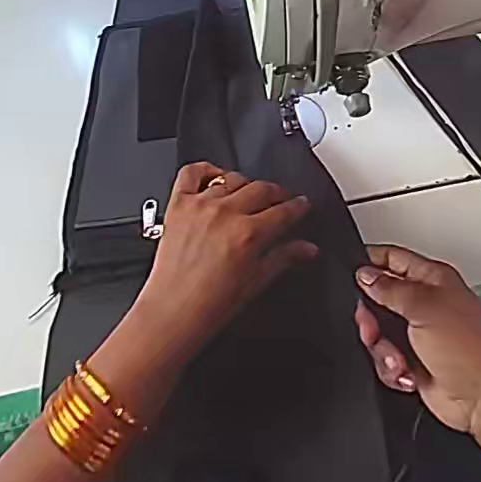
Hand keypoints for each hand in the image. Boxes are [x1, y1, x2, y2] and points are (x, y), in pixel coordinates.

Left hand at [131, 162, 316, 350]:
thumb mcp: (257, 281)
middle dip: (278, 193)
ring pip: (234, 178)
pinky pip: (193, 172)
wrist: (174, 311)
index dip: (299, 206)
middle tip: (281, 200)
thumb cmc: (211, 304)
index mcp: (249, 234)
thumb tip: (307, 248)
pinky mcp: (178, 204)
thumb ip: (284, 257)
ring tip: (249, 196)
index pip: (285, 210)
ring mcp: (201, 205)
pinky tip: (215, 178)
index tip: (301, 205)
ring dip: (246, 185)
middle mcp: (226, 214)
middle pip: (263, 188)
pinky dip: (206, 170)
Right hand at [353, 245, 480, 433]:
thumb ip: (390, 289)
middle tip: (373, 326)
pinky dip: (391, 367)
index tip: (352, 273)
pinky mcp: (413, 361)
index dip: (370, 263)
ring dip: (382, 347)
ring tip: (396, 356)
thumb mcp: (424, 307)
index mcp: (432, 280)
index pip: (393, 259)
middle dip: (371, 316)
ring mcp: (419, 334)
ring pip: (378, 332)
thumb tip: (365, 275)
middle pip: (378, 298)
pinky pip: (385, 358)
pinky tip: (406, 371)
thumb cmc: (471, 350)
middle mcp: (425, 305)